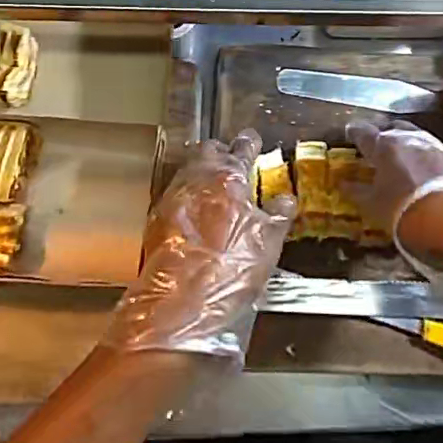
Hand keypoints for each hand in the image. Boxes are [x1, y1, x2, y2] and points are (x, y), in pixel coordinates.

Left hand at [100, 130, 293, 361]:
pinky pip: (176, 195)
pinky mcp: (156, 218)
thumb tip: (286, 198)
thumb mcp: (269, 242)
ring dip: (202, 172)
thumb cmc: (230, 270)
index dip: (250, 142)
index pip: (241, 148)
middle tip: (232, 159)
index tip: (253, 139)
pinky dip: (188, 196)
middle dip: (220, 151)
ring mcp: (173, 196)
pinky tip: (196, 210)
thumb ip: (279, 214)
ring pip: (189, 171)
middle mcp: (197, 178)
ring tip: (215, 184)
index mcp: (228, 177)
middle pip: (208, 151)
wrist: (180, 303)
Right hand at [345, 120, 442, 261]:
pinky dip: (426, 159)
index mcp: (383, 145)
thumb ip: (357, 192)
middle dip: (384, 135)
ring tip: (402, 162)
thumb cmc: (407, 211)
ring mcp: (435, 145)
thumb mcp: (375, 206)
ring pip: (415, 138)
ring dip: (407, 146)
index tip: (350, 134)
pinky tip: (426, 174)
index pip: (362, 132)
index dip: (354, 133)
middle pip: (392, 128)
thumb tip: (342, 183)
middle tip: (378, 149)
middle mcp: (408, 138)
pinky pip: (435, 152)